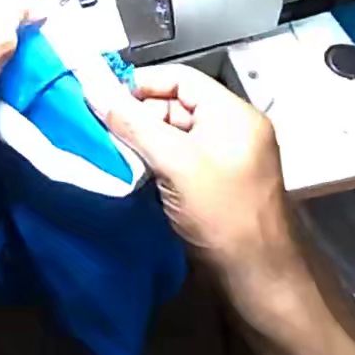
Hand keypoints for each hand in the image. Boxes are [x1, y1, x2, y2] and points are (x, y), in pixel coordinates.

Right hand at [98, 65, 303, 290]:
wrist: (257, 276)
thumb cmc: (221, 214)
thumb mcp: (175, 163)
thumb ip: (135, 124)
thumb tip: (97, 93)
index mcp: (232, 112)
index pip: (180, 78)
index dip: (141, 84)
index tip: (104, 98)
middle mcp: (233, 127)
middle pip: (176, 104)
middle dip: (140, 115)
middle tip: (105, 129)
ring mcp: (227, 154)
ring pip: (176, 132)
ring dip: (146, 140)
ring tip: (115, 151)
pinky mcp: (219, 180)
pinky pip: (183, 156)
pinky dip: (159, 159)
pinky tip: (135, 171)